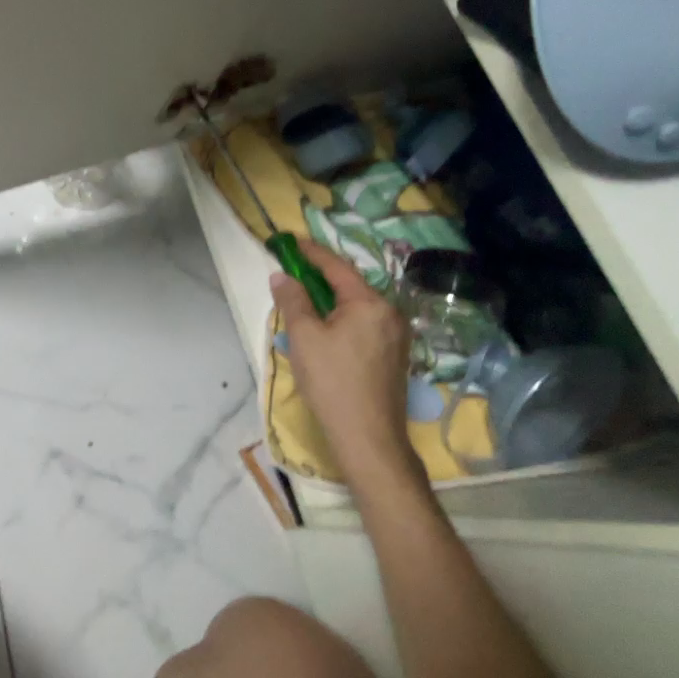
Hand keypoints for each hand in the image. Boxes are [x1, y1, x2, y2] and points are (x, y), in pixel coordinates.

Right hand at [270, 240, 414, 480]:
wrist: (368, 436)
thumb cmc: (332, 381)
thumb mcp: (303, 336)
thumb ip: (293, 300)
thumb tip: (282, 276)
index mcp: (370, 303)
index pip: (337, 267)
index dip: (311, 252)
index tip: (289, 242)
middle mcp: (390, 314)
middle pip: (350, 285)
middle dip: (320, 277)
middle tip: (292, 273)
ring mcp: (397, 336)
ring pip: (357, 306)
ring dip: (330, 300)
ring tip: (303, 302)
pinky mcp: (395, 356)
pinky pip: (365, 324)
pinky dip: (342, 318)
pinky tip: (324, 329)